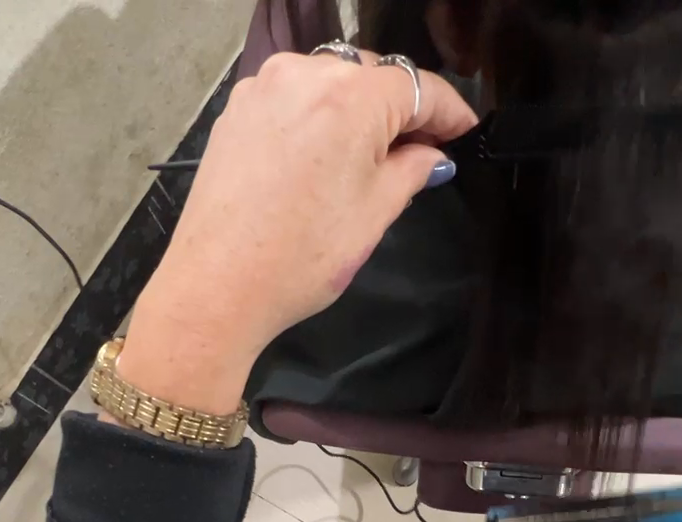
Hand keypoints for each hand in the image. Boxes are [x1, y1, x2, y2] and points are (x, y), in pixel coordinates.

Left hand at [115, 51, 479, 414]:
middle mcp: (304, 74)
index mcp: (349, 97)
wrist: (217, 287)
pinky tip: (322, 160)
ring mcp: (263, 88)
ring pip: (330, 84)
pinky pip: (293, 100)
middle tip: (420, 152)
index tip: (464, 131)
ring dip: (356, 113)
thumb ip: (410, 172)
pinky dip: (317, 120)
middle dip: (400, 110)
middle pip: (372, 76)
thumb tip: (432, 155)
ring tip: (367, 161)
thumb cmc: (298, 259)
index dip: (449, 110)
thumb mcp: (372, 217)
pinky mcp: (237, 111)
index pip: (418, 86)